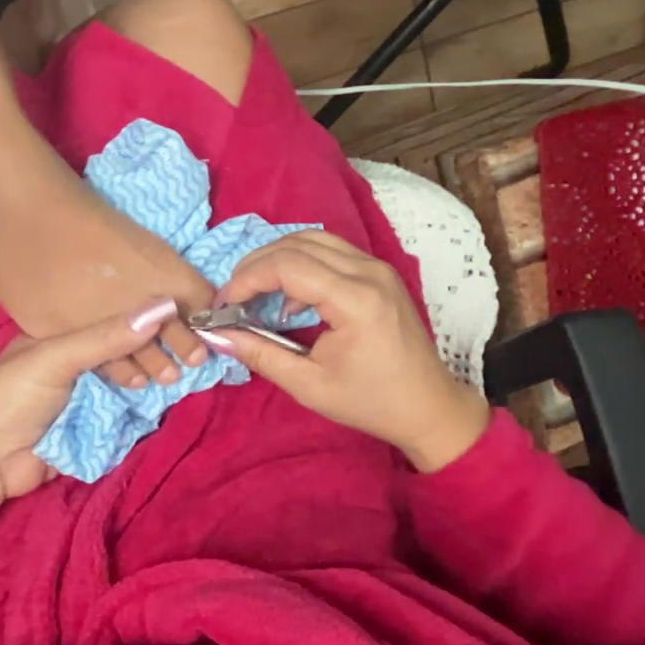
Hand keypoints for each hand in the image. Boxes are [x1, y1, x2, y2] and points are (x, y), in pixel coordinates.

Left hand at [0, 297, 178, 514]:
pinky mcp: (92, 433)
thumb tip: (165, 307)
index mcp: (58, 338)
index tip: (184, 316)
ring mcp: (83, 400)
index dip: (143, 320)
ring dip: (154, 383)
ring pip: (128, 386)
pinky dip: (145, 412)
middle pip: (123, 354)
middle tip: (197, 351)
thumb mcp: (56, 358)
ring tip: (191, 374)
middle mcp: (74, 365)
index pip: (109, 321)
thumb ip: (107, 337)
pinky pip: (125, 418)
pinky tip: (173, 402)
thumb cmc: (10, 399)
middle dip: (155, 354)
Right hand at [205, 232, 490, 470]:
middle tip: (233, 298)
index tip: (223, 304)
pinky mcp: (379, 272)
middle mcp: (369, 272)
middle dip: (256, 266)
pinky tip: (290, 298)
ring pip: (314, 239)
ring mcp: (378, 267)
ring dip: (277, 259)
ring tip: (255, 292)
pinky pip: (331, 250)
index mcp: (355, 300)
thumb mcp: (308, 385)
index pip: (288, 265)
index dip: (247, 279)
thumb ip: (261, 354)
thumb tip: (216, 335)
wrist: (428, 406)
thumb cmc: (370, 401)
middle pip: (298, 244)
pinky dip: (301, 263)